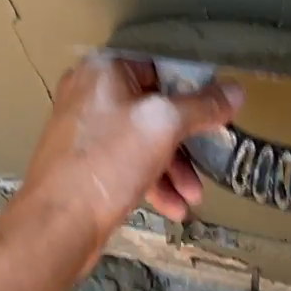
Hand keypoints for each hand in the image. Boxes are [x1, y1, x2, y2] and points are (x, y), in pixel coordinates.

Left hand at [8, 53, 242, 261]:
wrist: (54, 227)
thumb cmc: (107, 161)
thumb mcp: (164, 126)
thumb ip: (202, 107)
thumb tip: (236, 90)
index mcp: (104, 68)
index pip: (159, 63)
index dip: (192, 84)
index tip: (217, 106)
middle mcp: (91, 90)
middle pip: (153, 102)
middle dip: (185, 137)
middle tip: (209, 155)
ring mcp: (85, 127)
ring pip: (141, 136)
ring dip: (172, 165)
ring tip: (194, 196)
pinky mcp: (83, 161)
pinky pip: (126, 160)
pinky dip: (151, 179)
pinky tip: (174, 207)